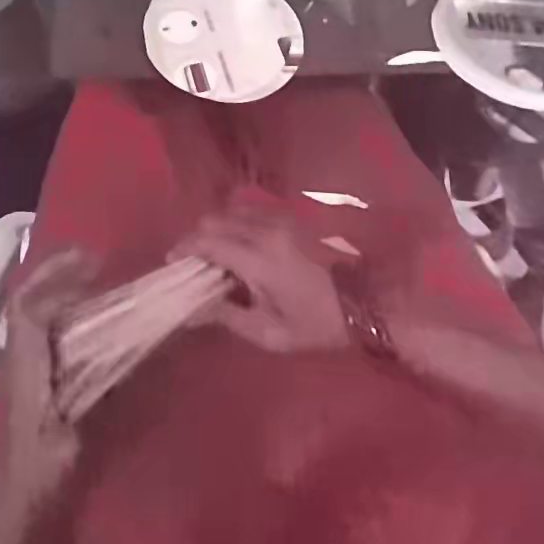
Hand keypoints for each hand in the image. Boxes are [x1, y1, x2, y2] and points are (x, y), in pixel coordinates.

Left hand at [0, 250, 95, 543]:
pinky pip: (40, 327)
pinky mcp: (29, 374)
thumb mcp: (76, 437)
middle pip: (24, 300)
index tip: (89, 266)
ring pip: (30, 311)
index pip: (29, 310)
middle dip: (53, 272)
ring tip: (90, 275)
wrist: (17, 507)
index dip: (55, 281)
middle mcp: (17, 357)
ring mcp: (19, 364)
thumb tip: (135, 354)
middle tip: (91, 258)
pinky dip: (59, 308)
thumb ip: (104, 397)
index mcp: (25, 368)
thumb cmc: (43, 474)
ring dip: (55, 286)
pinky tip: (84, 311)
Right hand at [176, 213, 349, 352]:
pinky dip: (237, 222)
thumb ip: (226, 317)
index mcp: (258, 259)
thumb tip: (190, 311)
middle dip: (197, 238)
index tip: (172, 262)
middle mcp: (265, 230)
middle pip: (213, 219)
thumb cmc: (319, 325)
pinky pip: (252, 209)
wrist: (370, 303)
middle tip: (195, 262)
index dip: (183, 249)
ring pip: (231, 211)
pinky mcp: (291, 216)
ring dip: (217, 228)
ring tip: (218, 253)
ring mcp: (280, 218)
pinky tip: (243, 243)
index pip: (206, 242)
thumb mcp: (271, 333)